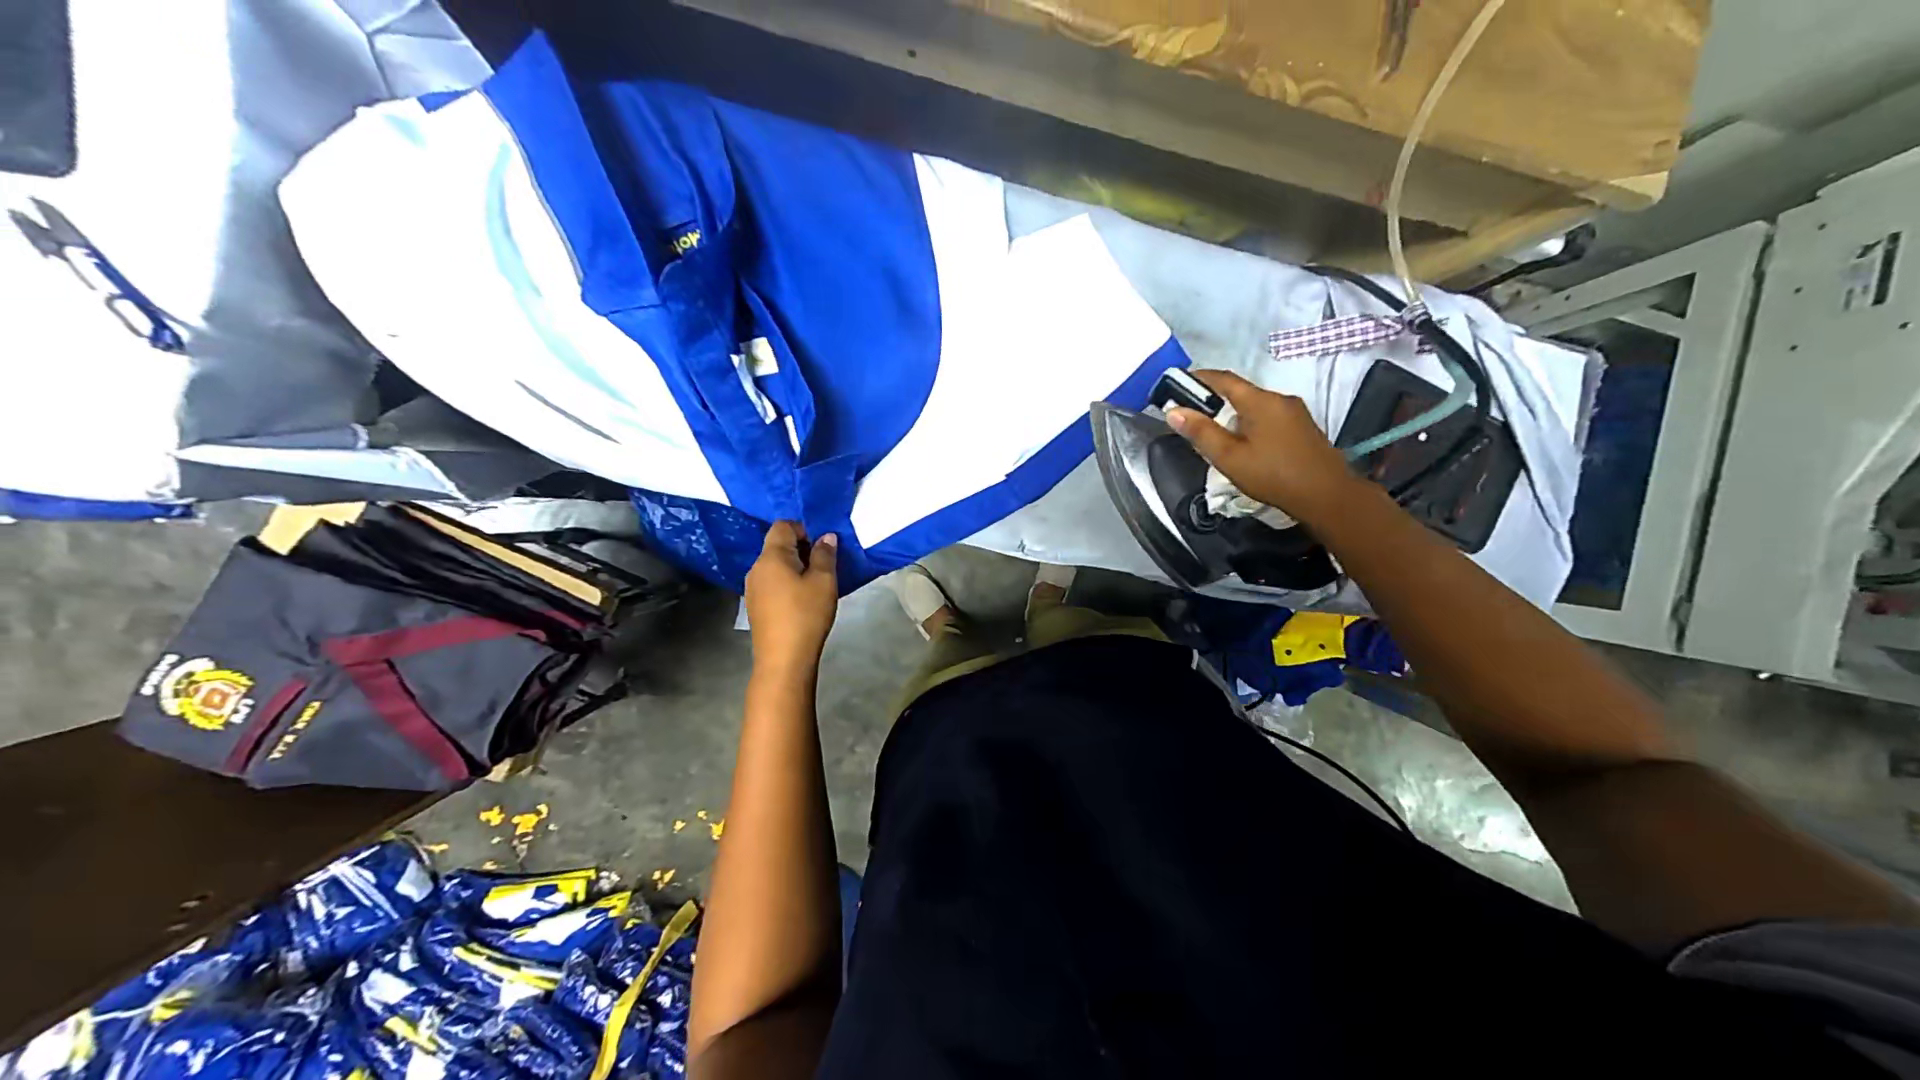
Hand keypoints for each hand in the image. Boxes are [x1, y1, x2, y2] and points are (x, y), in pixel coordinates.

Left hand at [745, 521, 839, 672]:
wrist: (783, 659)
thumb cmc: (806, 615)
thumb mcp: (823, 581)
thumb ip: (824, 554)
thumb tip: (826, 537)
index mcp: (771, 556)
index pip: (783, 525)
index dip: (804, 528)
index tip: (823, 545)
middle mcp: (756, 567)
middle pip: (777, 545)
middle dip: (801, 548)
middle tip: (824, 564)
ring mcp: (752, 588)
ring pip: (775, 565)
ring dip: (795, 567)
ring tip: (815, 583)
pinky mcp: (755, 605)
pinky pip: (772, 582)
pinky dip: (787, 582)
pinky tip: (802, 600)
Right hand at [1165, 369, 1359, 523]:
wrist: (1328, 496)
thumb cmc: (1274, 475)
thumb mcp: (1230, 457)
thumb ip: (1201, 432)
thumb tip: (1173, 411)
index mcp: (1260, 401)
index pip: (1223, 379)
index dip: (1198, 378)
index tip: (1176, 384)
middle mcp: (1280, 399)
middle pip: (1240, 392)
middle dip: (1213, 399)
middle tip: (1190, 416)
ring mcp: (1295, 413)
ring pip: (1255, 406)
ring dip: (1232, 414)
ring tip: (1213, 434)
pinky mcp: (1302, 428)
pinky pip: (1268, 417)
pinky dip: (1249, 423)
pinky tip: (1242, 443)